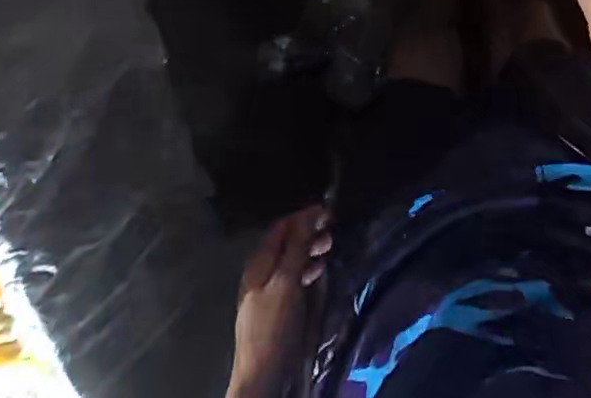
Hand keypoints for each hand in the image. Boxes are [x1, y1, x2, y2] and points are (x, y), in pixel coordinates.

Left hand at [229, 205, 331, 397]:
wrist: (262, 378)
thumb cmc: (274, 326)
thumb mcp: (287, 282)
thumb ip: (296, 248)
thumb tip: (308, 214)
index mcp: (258, 263)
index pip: (281, 227)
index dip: (303, 216)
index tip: (327, 213)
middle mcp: (260, 273)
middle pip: (285, 242)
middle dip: (308, 233)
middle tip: (331, 233)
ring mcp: (267, 291)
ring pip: (290, 260)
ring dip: (309, 251)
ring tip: (328, 251)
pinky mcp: (276, 307)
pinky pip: (292, 278)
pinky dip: (306, 270)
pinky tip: (318, 274)